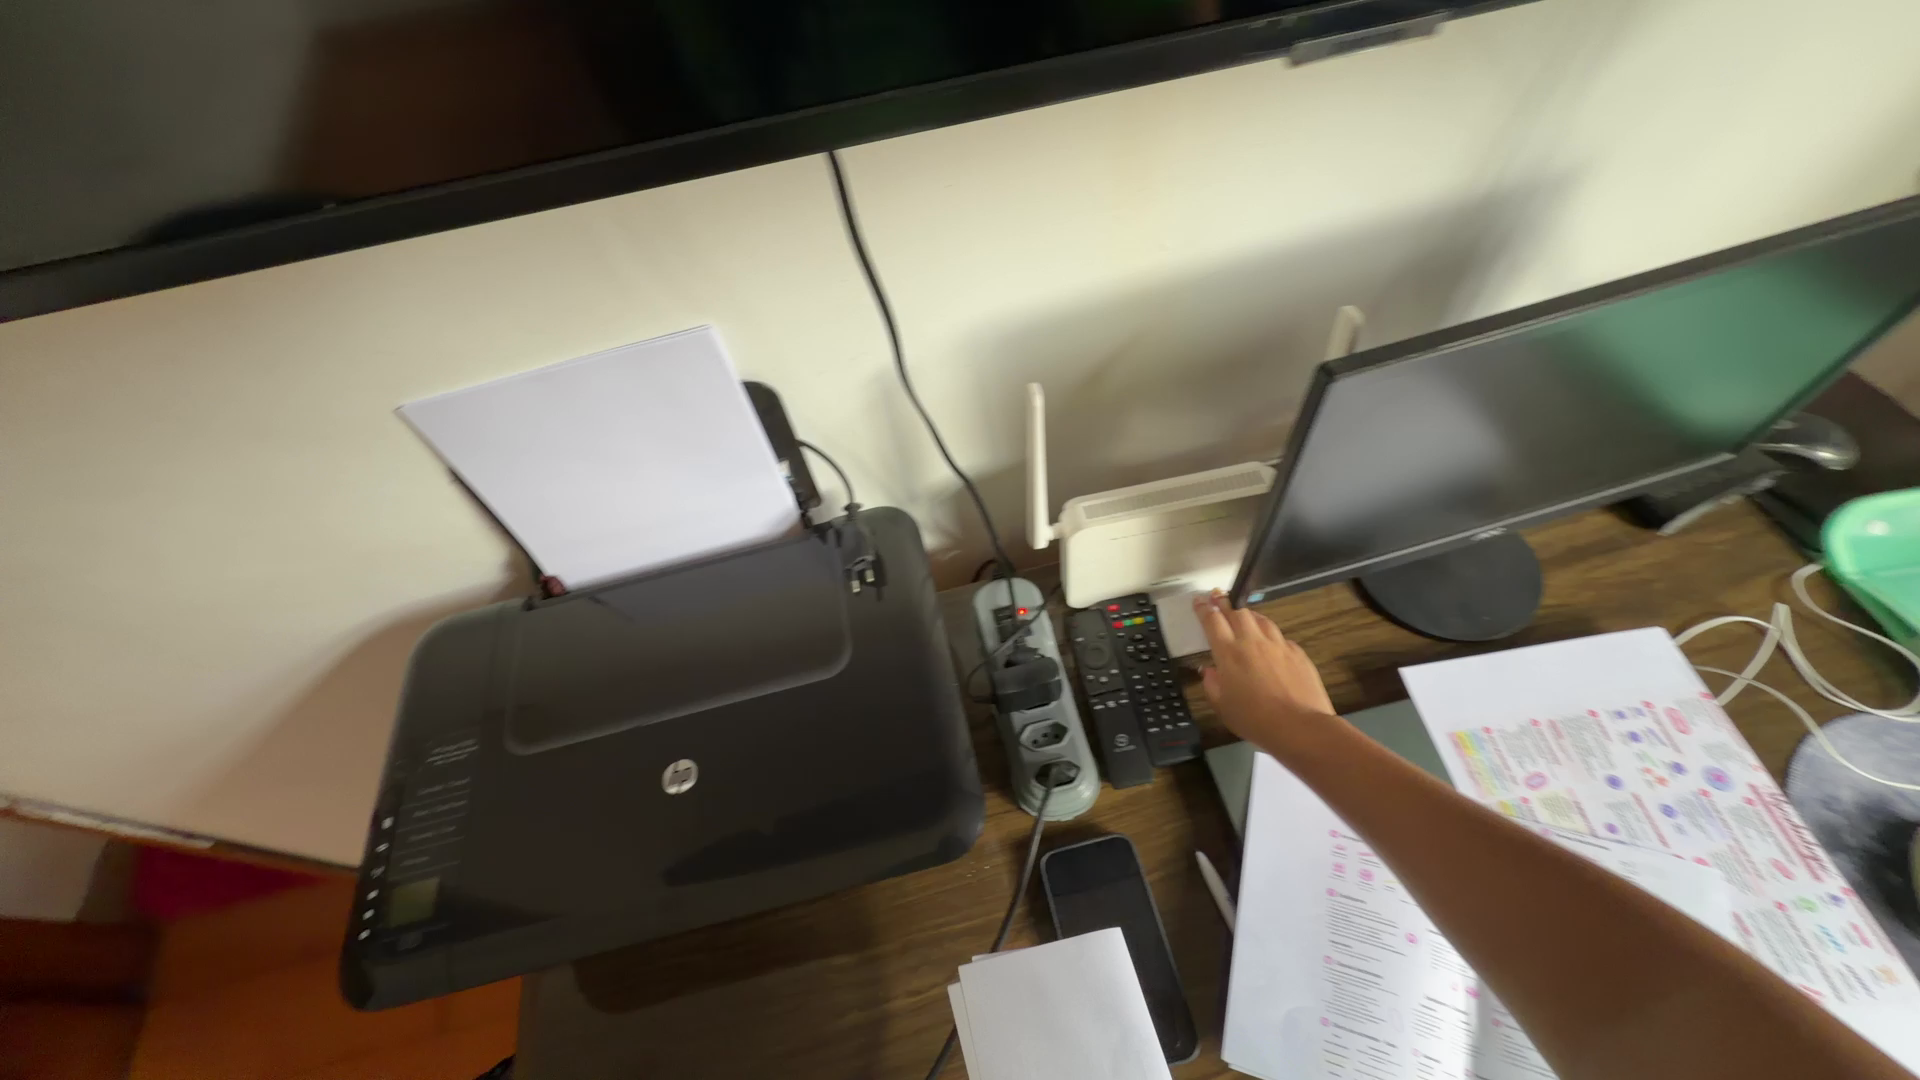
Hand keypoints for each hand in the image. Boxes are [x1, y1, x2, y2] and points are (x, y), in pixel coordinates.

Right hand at [1194, 590, 1338, 747]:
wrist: (1300, 726)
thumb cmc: (1254, 719)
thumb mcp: (1222, 707)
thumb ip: (1212, 685)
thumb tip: (1208, 671)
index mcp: (1228, 653)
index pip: (1212, 621)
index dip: (1204, 608)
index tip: (1199, 600)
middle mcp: (1252, 642)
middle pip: (1237, 612)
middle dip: (1226, 603)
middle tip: (1218, 597)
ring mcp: (1278, 645)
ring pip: (1261, 619)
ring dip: (1249, 615)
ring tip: (1244, 615)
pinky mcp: (1297, 653)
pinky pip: (1280, 637)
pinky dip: (1271, 635)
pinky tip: (1271, 643)